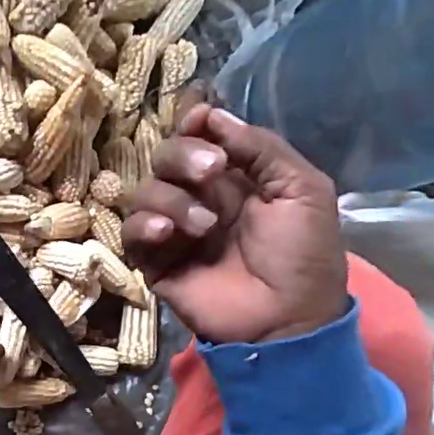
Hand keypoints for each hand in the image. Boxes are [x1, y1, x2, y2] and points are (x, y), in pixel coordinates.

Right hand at [122, 104, 347, 343]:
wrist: (287, 318)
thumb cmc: (303, 255)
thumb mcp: (302, 189)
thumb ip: (261, 148)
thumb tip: (212, 116)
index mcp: (233, 178)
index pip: (197, 139)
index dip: (193, 125)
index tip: (198, 122)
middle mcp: (198, 198)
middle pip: (164, 158)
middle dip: (182, 156)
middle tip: (211, 172)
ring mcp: (174, 231)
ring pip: (144, 191)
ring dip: (171, 198)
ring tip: (205, 226)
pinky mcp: (155, 263)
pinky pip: (130, 233)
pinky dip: (143, 225)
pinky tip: (167, 232)